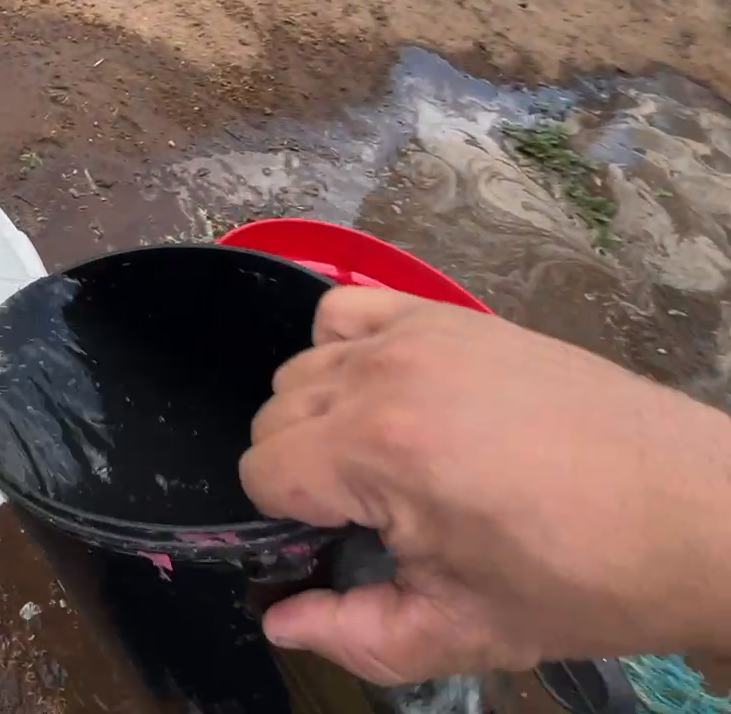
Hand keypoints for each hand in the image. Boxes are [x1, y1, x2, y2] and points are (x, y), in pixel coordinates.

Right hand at [240, 287, 730, 683]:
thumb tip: (276, 625)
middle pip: (269, 419)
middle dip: (306, 467)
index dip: (294, 515)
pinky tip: (384, 384)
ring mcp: (406, 338)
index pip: (262, 472)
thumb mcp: (474, 628)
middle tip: (377, 501)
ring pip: (296, 372)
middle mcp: (373, 380)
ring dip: (320, 415)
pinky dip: (340, 345)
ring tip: (389, 448)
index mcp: (375, 452)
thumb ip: (361, 635)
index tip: (352, 534)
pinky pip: (339, 311)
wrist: (716, 517)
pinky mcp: (437, 314)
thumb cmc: (590, 579)